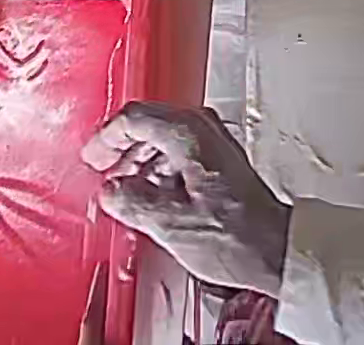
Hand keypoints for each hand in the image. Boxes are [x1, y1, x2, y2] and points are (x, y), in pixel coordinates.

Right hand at [81, 101, 290, 296]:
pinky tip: (148, 192)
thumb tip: (111, 191)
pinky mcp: (215, 153)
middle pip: (148, 120)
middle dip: (120, 145)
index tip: (92, 158)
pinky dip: (156, 163)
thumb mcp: (172, 224)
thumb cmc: (235, 235)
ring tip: (121, 187)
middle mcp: (201, 126)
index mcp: (189, 134)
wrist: (272, 246)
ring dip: (137, 156)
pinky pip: (176, 146)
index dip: (107, 137)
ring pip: (161, 132)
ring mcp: (211, 137)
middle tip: (100, 171)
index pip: (135, 117)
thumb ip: (134, 202)